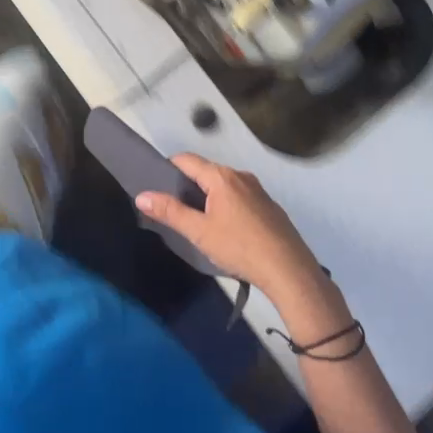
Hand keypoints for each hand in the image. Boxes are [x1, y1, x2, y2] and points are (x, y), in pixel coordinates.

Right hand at [136, 154, 324, 298]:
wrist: (290, 272)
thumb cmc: (240, 248)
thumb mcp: (199, 232)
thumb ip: (169, 211)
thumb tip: (141, 195)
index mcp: (221, 176)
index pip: (186, 159)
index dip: (168, 169)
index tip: (158, 188)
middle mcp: (240, 176)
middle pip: (205, 171)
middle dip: (188, 186)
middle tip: (177, 210)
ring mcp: (259, 190)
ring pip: (224, 185)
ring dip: (209, 197)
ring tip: (201, 223)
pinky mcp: (270, 207)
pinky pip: (241, 197)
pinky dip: (229, 206)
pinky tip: (230, 231)